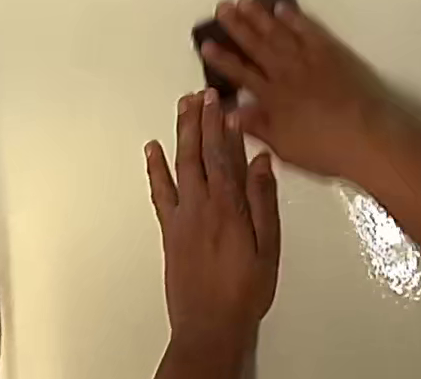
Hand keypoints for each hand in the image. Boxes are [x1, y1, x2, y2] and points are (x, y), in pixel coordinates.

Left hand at [146, 89, 280, 375]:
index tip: (222, 100)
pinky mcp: (169, 230)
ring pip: (180, 165)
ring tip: (183, 107)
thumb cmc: (245, 288)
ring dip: (181, 133)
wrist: (209, 328)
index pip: (223, 154)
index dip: (221, 124)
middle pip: (199, 153)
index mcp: (228, 206)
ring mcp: (182, 216)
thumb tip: (261, 160)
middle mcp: (201, 205)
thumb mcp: (267, 244)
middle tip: (202, 93)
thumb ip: (263, 200)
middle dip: (200, 120)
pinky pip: (160, 193)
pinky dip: (155, 169)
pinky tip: (153, 150)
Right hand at [202, 0, 405, 180]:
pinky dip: (294, 17)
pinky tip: (283, 7)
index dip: (222, 59)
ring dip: (260, 15)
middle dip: (237, 25)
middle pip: (256, 44)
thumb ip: (258, 127)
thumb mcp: (284, 147)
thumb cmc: (325, 148)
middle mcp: (286, 72)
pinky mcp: (330, 51)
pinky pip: (308, 30)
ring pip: (279, 31)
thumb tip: (232, 112)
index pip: (240, 74)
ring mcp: (308, 58)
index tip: (207, 44)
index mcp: (273, 97)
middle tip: (222, 7)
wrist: (366, 134)